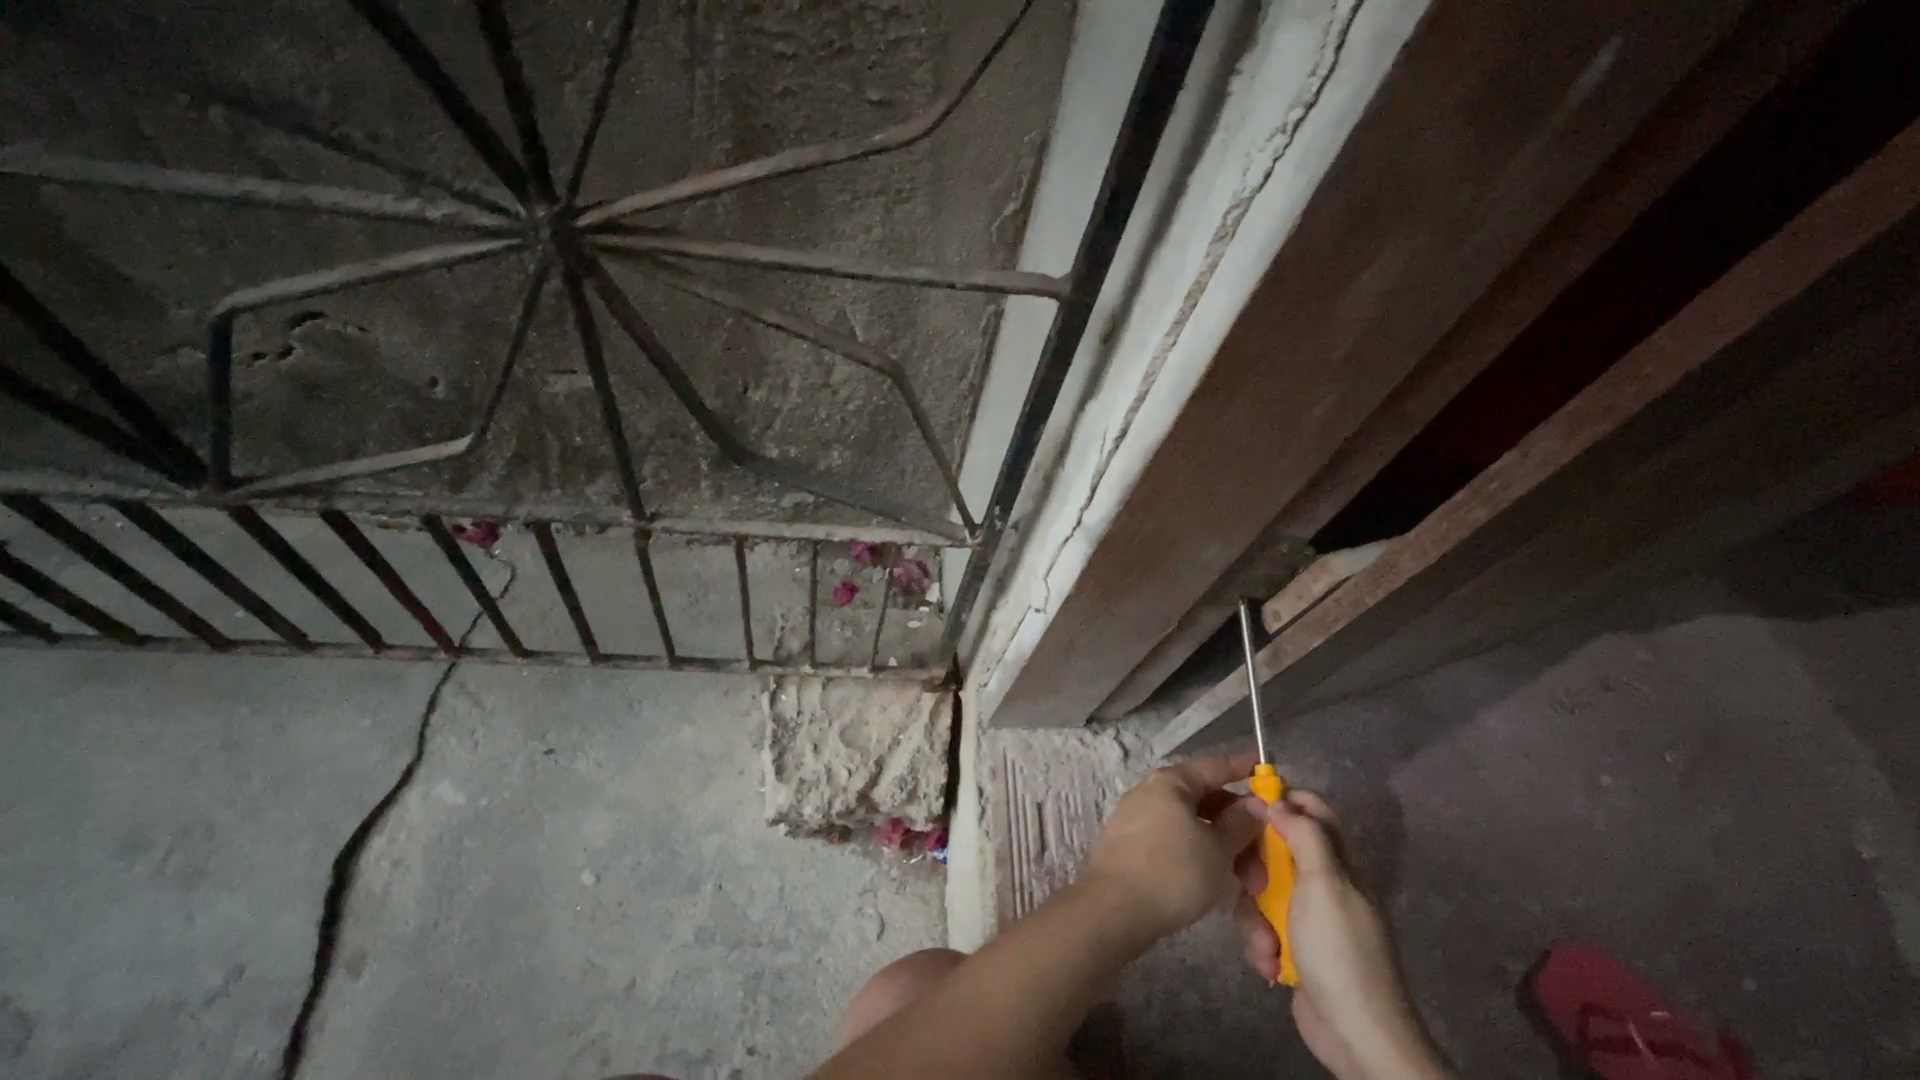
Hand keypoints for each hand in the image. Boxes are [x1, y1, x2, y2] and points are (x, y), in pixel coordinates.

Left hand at [1082, 752, 1264, 939]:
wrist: (1113, 910)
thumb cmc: (1173, 871)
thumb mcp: (1219, 848)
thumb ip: (1240, 823)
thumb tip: (1253, 804)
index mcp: (1170, 783)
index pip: (1213, 766)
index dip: (1242, 767)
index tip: (1266, 768)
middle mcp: (1149, 794)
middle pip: (1204, 800)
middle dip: (1238, 826)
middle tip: (1264, 853)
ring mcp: (1136, 820)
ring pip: (1190, 825)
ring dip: (1221, 846)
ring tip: (1245, 879)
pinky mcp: (1129, 848)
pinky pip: (1173, 841)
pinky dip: (1198, 854)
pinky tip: (1213, 878)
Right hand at [1234, 793, 1451, 1079]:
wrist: (1356, 1033)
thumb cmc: (1340, 950)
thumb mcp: (1324, 884)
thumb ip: (1304, 836)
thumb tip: (1280, 799)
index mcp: (1338, 864)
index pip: (1311, 812)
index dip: (1280, 801)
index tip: (1243, 806)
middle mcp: (1323, 885)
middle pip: (1276, 851)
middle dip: (1254, 868)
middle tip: (1250, 884)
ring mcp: (1308, 918)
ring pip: (1262, 892)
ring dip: (1254, 917)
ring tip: (1265, 944)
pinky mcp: (1294, 947)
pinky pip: (1262, 928)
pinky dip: (1260, 944)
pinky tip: (1269, 964)